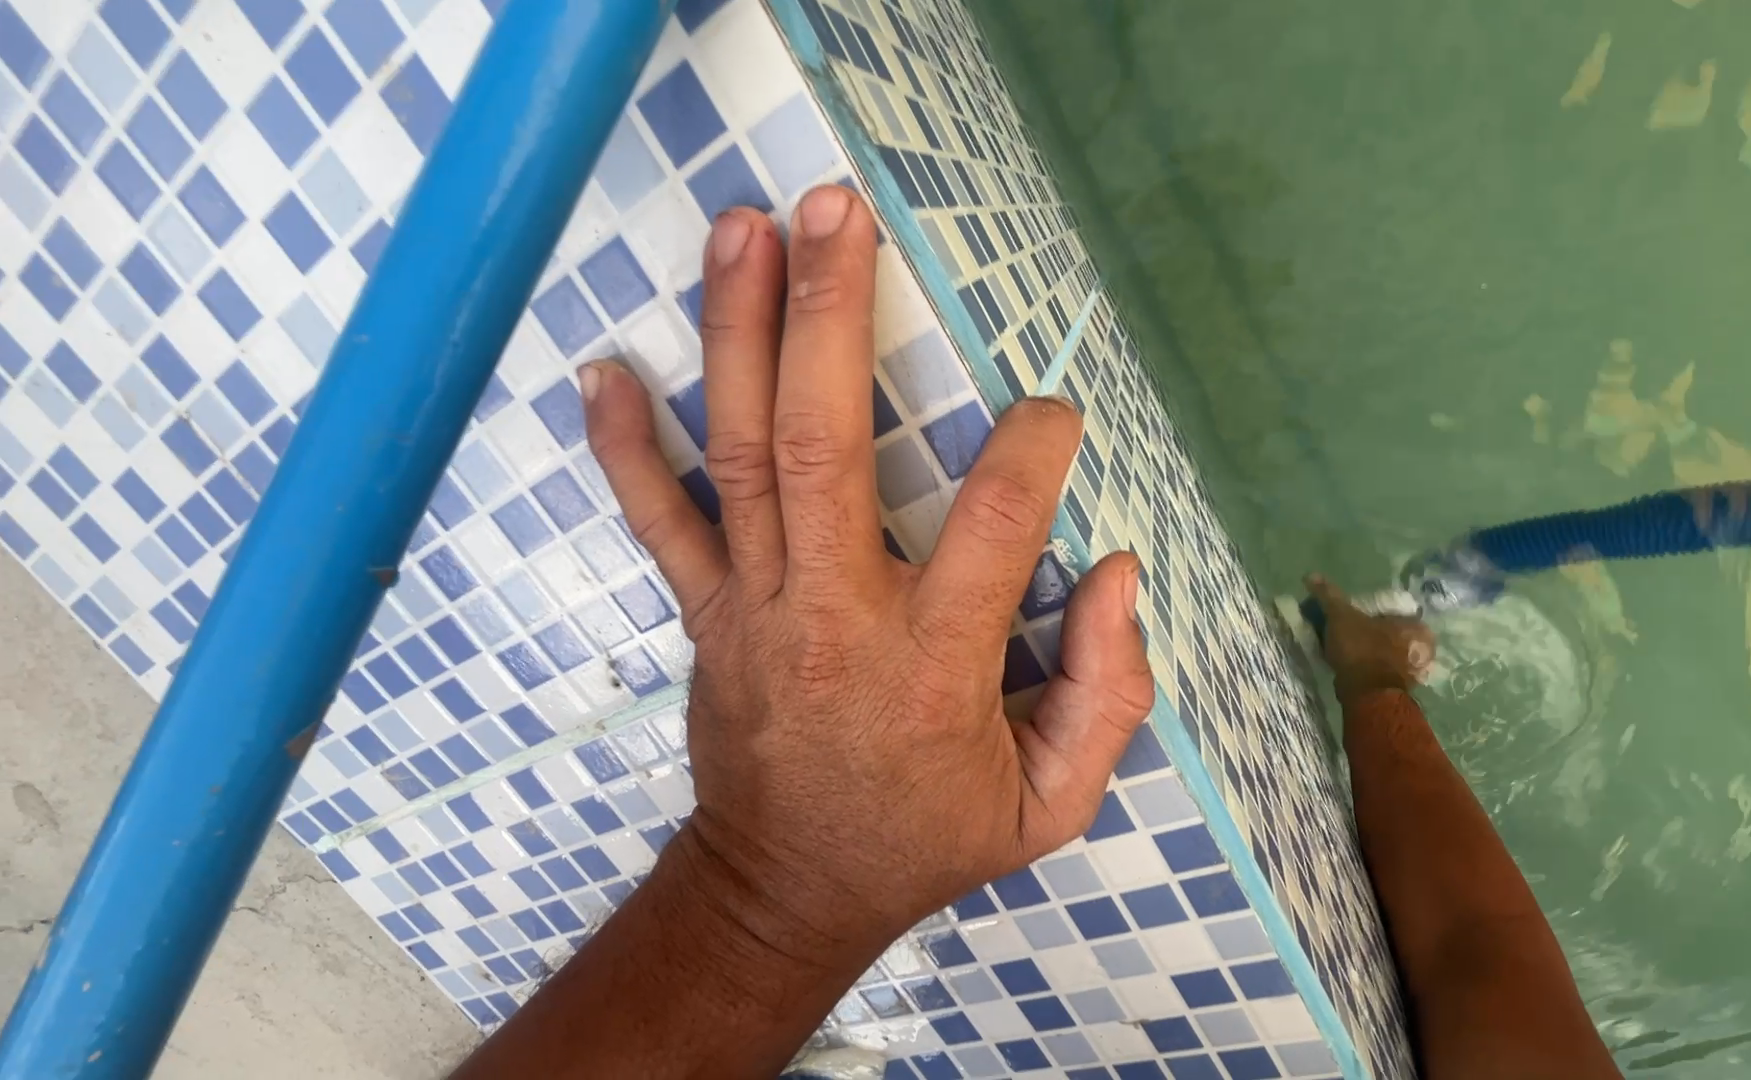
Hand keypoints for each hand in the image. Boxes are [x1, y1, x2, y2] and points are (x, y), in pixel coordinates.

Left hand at [581, 186, 1154, 965]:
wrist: (788, 891)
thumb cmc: (926, 840)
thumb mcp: (1051, 804)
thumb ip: (1107, 694)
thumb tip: (1120, 574)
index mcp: (934, 666)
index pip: (995, 523)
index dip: (1032, 447)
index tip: (1050, 413)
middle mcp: (835, 619)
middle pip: (827, 446)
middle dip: (832, 316)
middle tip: (836, 211)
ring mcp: (755, 610)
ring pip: (741, 458)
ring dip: (739, 335)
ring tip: (743, 230)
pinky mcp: (706, 617)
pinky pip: (660, 524)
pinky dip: (625, 450)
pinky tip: (605, 372)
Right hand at [1306, 574, 1433, 698]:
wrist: (1366, 693)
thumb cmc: (1361, 648)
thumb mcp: (1341, 616)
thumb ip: (1328, 596)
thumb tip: (1311, 575)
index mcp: (1414, 625)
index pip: (1393, 609)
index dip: (1370, 610)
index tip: (1352, 613)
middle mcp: (1420, 646)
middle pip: (1389, 630)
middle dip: (1370, 630)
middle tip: (1347, 629)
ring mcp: (1412, 669)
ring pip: (1386, 650)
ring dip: (1368, 648)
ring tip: (1344, 647)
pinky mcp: (1398, 686)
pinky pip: (1381, 668)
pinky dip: (1367, 664)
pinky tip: (1350, 663)